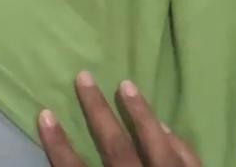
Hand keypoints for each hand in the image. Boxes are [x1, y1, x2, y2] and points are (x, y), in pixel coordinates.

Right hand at [39, 74, 199, 166]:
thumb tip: (59, 131)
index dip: (58, 144)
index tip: (45, 113)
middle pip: (116, 149)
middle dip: (98, 112)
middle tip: (84, 76)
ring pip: (158, 149)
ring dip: (142, 116)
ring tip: (127, 85)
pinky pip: (191, 163)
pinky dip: (176, 143)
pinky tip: (166, 128)